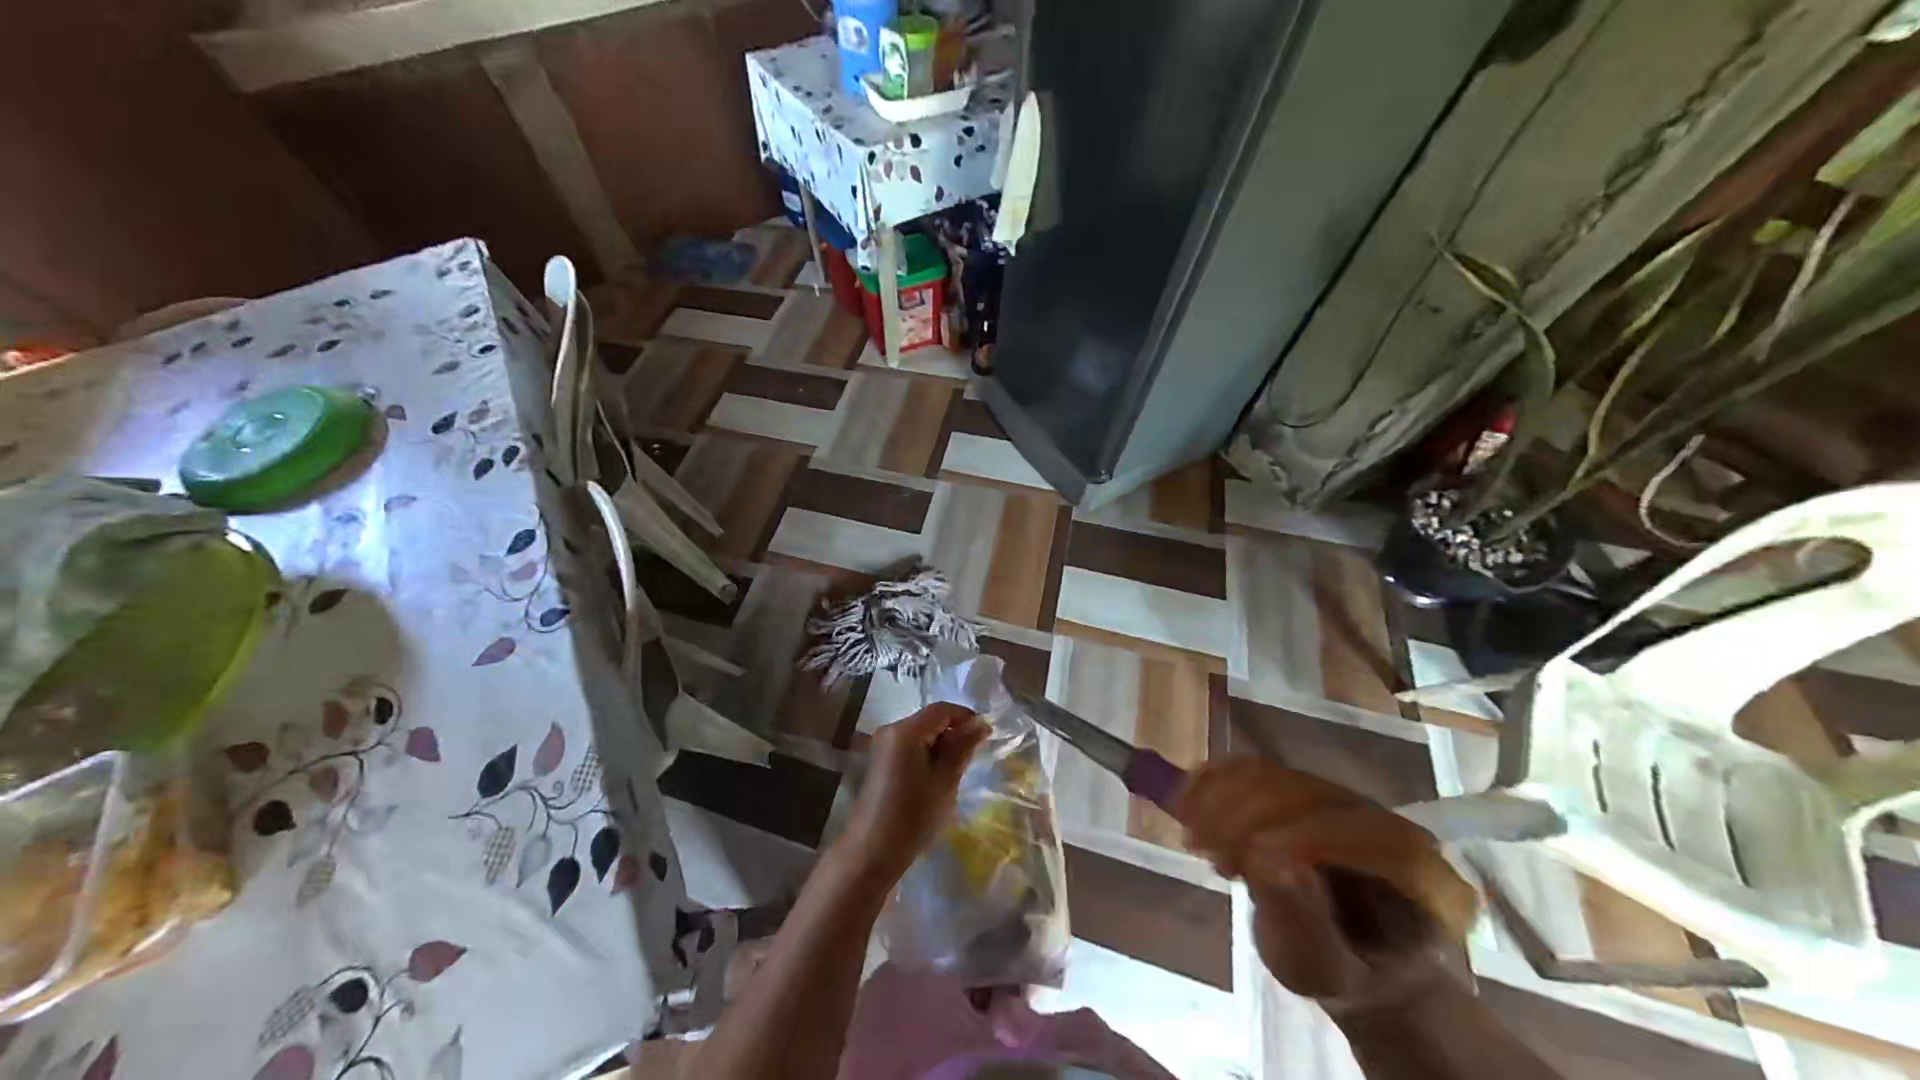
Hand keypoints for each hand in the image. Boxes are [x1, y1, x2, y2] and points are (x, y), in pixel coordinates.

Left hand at [837, 703, 990, 882]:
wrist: (873, 849)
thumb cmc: (914, 814)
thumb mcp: (945, 779)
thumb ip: (963, 747)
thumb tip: (981, 724)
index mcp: (905, 730)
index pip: (941, 710)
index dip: (965, 716)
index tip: (986, 734)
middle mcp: (890, 730)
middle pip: (928, 719)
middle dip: (953, 731)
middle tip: (975, 753)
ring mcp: (882, 745)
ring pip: (920, 733)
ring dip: (941, 743)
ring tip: (958, 767)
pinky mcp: (880, 761)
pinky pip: (909, 746)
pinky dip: (927, 753)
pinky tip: (938, 775)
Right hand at [1176, 757, 1478, 1014]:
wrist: (1353, 958)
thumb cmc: (1342, 973)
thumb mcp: (1326, 972)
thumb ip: (1305, 926)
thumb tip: (1269, 865)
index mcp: (1424, 878)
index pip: (1372, 838)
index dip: (1309, 838)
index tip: (1248, 859)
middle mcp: (1392, 826)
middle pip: (1317, 798)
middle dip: (1250, 814)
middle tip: (1196, 840)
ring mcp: (1350, 803)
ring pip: (1284, 778)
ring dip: (1225, 794)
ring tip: (1189, 827)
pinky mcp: (1311, 790)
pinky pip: (1263, 771)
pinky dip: (1220, 778)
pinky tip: (1188, 795)